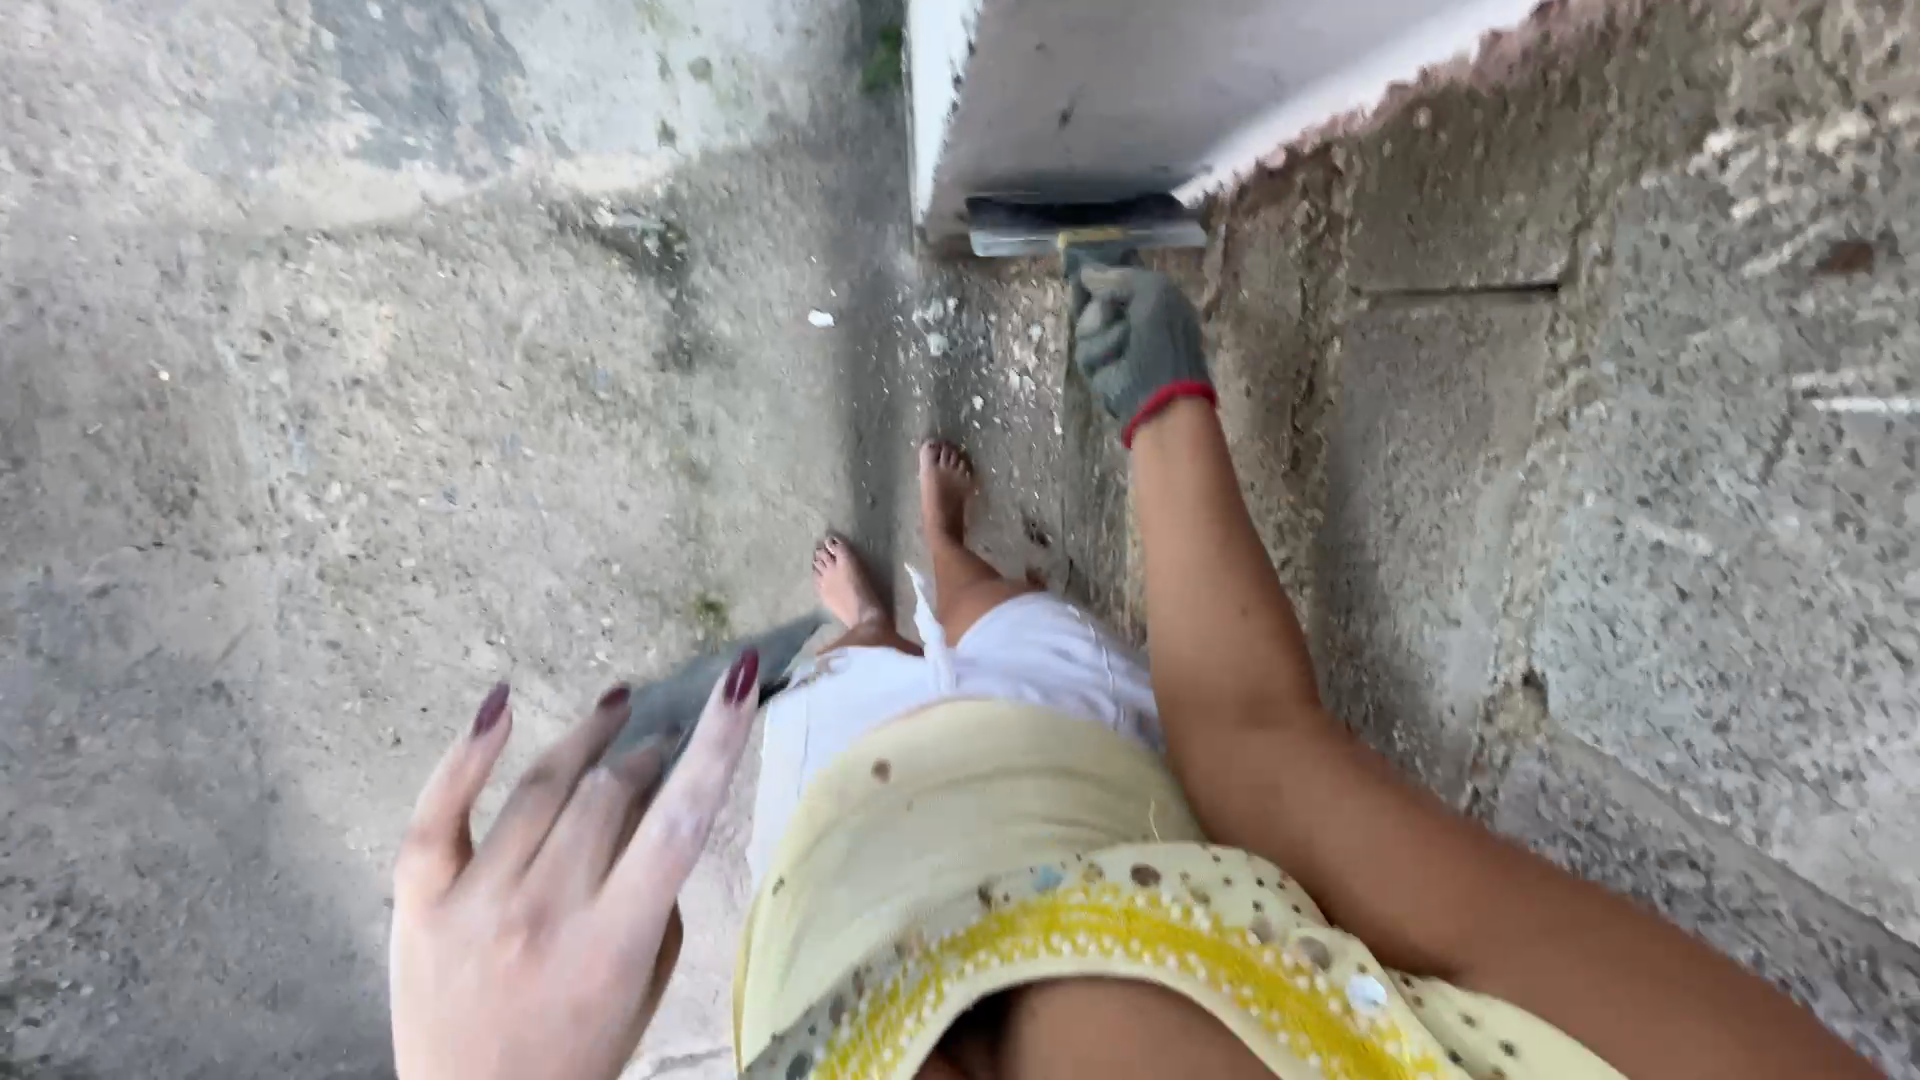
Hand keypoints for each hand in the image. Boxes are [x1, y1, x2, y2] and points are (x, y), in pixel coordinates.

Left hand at [389, 650, 760, 1079]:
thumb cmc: (588, 1048)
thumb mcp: (651, 976)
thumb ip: (658, 886)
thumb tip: (655, 802)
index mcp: (614, 940)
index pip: (679, 818)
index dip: (717, 741)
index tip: (739, 680)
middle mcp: (543, 911)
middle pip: (608, 790)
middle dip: (648, 753)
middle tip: (661, 746)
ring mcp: (473, 904)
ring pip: (543, 786)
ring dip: (591, 736)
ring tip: (617, 708)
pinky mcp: (417, 905)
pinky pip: (436, 814)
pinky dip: (467, 753)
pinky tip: (501, 703)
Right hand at [1071, 262, 1212, 446]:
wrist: (1160, 390)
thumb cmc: (1164, 338)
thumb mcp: (1152, 292)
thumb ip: (1119, 277)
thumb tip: (1086, 272)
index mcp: (1149, 296)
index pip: (1114, 276)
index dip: (1100, 274)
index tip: (1084, 270)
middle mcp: (1128, 316)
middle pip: (1092, 299)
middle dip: (1099, 307)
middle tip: (1109, 314)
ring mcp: (1110, 341)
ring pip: (1085, 325)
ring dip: (1102, 334)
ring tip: (1122, 346)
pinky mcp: (1097, 365)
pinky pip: (1084, 349)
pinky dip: (1100, 354)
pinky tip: (1114, 364)